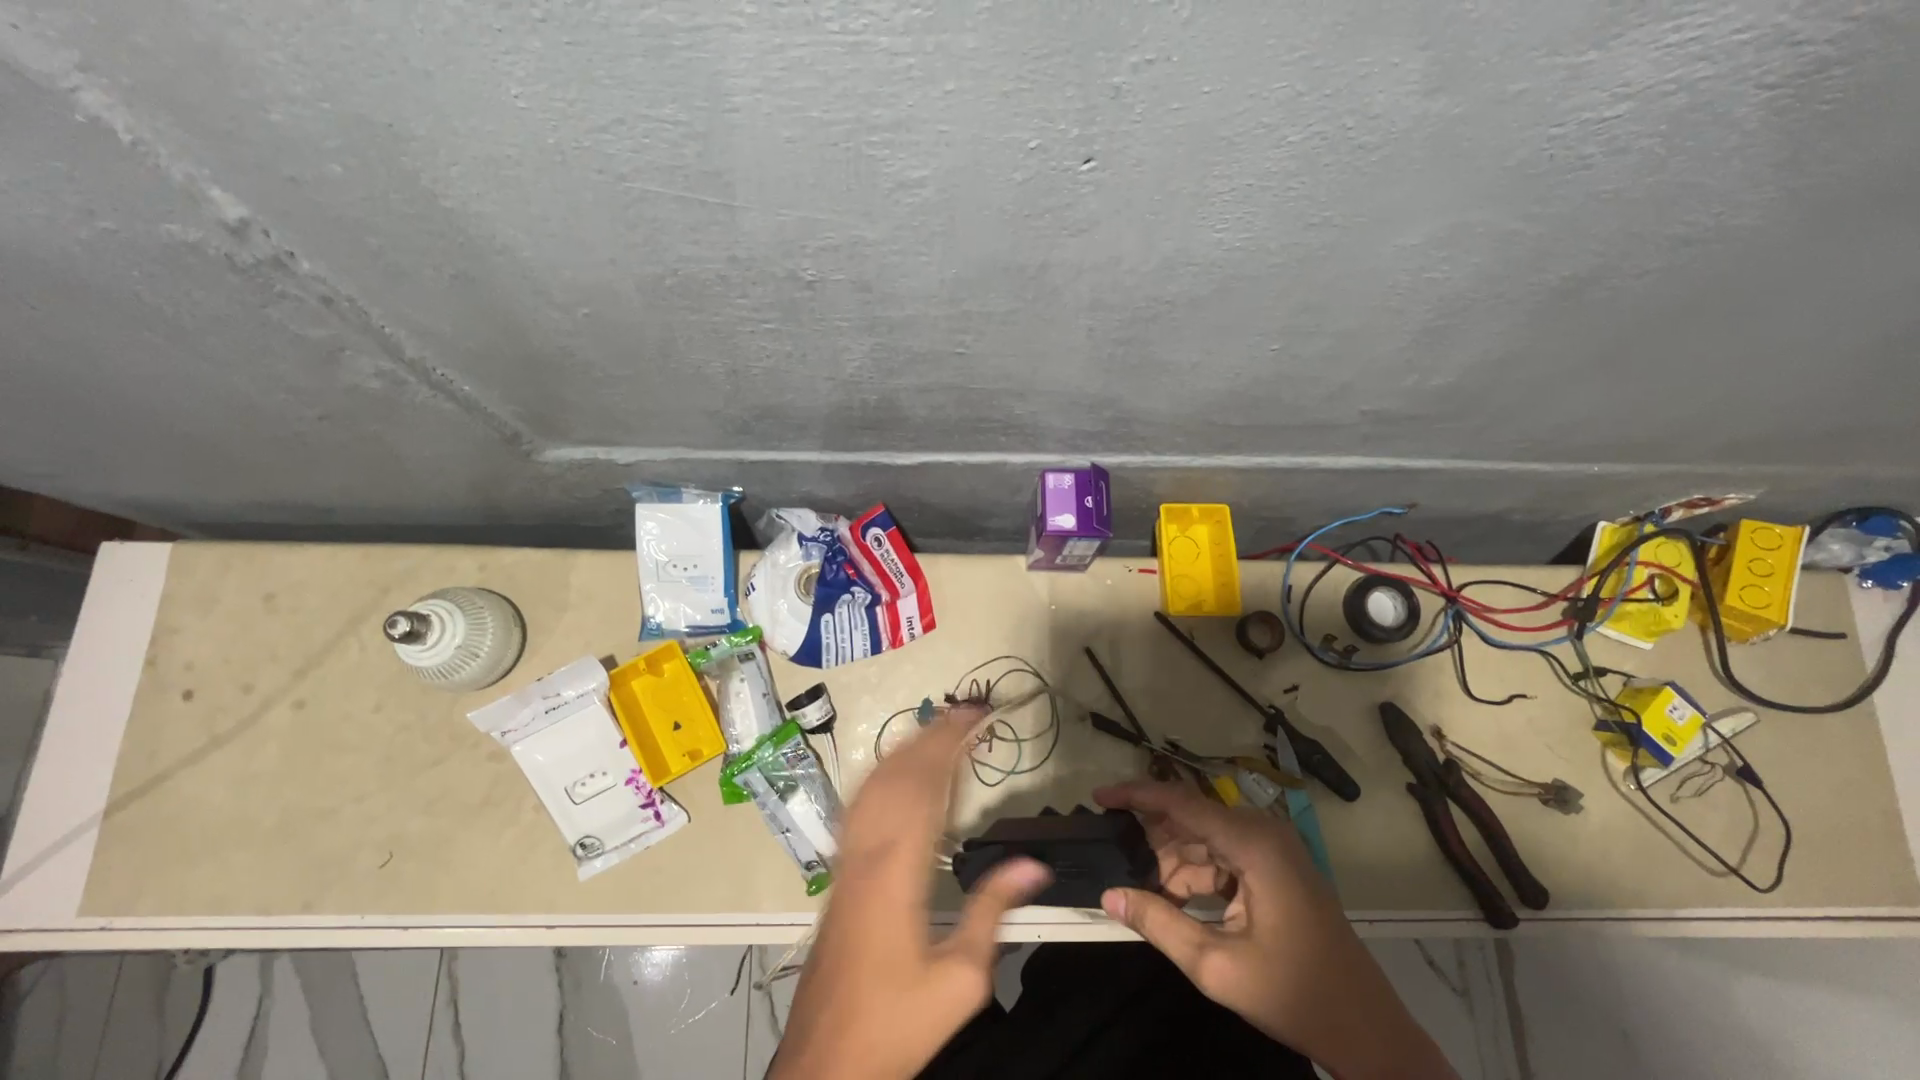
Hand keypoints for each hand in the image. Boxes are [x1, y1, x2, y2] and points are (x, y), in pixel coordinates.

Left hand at [771, 705, 1050, 1079]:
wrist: (827, 1056)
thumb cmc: (898, 1021)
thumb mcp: (961, 979)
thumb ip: (992, 911)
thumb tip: (1034, 864)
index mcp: (898, 871)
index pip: (925, 785)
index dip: (950, 742)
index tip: (976, 714)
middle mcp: (865, 853)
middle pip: (895, 774)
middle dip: (932, 734)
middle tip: (969, 709)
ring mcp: (846, 862)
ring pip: (871, 785)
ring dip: (905, 749)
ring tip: (940, 728)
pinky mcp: (838, 874)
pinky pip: (857, 806)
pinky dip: (881, 775)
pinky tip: (895, 773)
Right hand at [1096, 781, 1456, 1079]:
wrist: (1363, 1026)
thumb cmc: (1291, 992)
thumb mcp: (1215, 963)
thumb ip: (1157, 923)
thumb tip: (1109, 894)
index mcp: (1253, 844)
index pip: (1182, 802)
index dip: (1136, 796)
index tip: (1098, 798)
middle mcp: (1264, 834)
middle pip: (1191, 818)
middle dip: (1150, 838)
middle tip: (1111, 858)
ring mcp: (1273, 851)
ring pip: (1204, 840)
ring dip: (1170, 863)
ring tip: (1137, 891)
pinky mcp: (1276, 870)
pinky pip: (1222, 858)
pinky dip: (1194, 876)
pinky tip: (1169, 902)